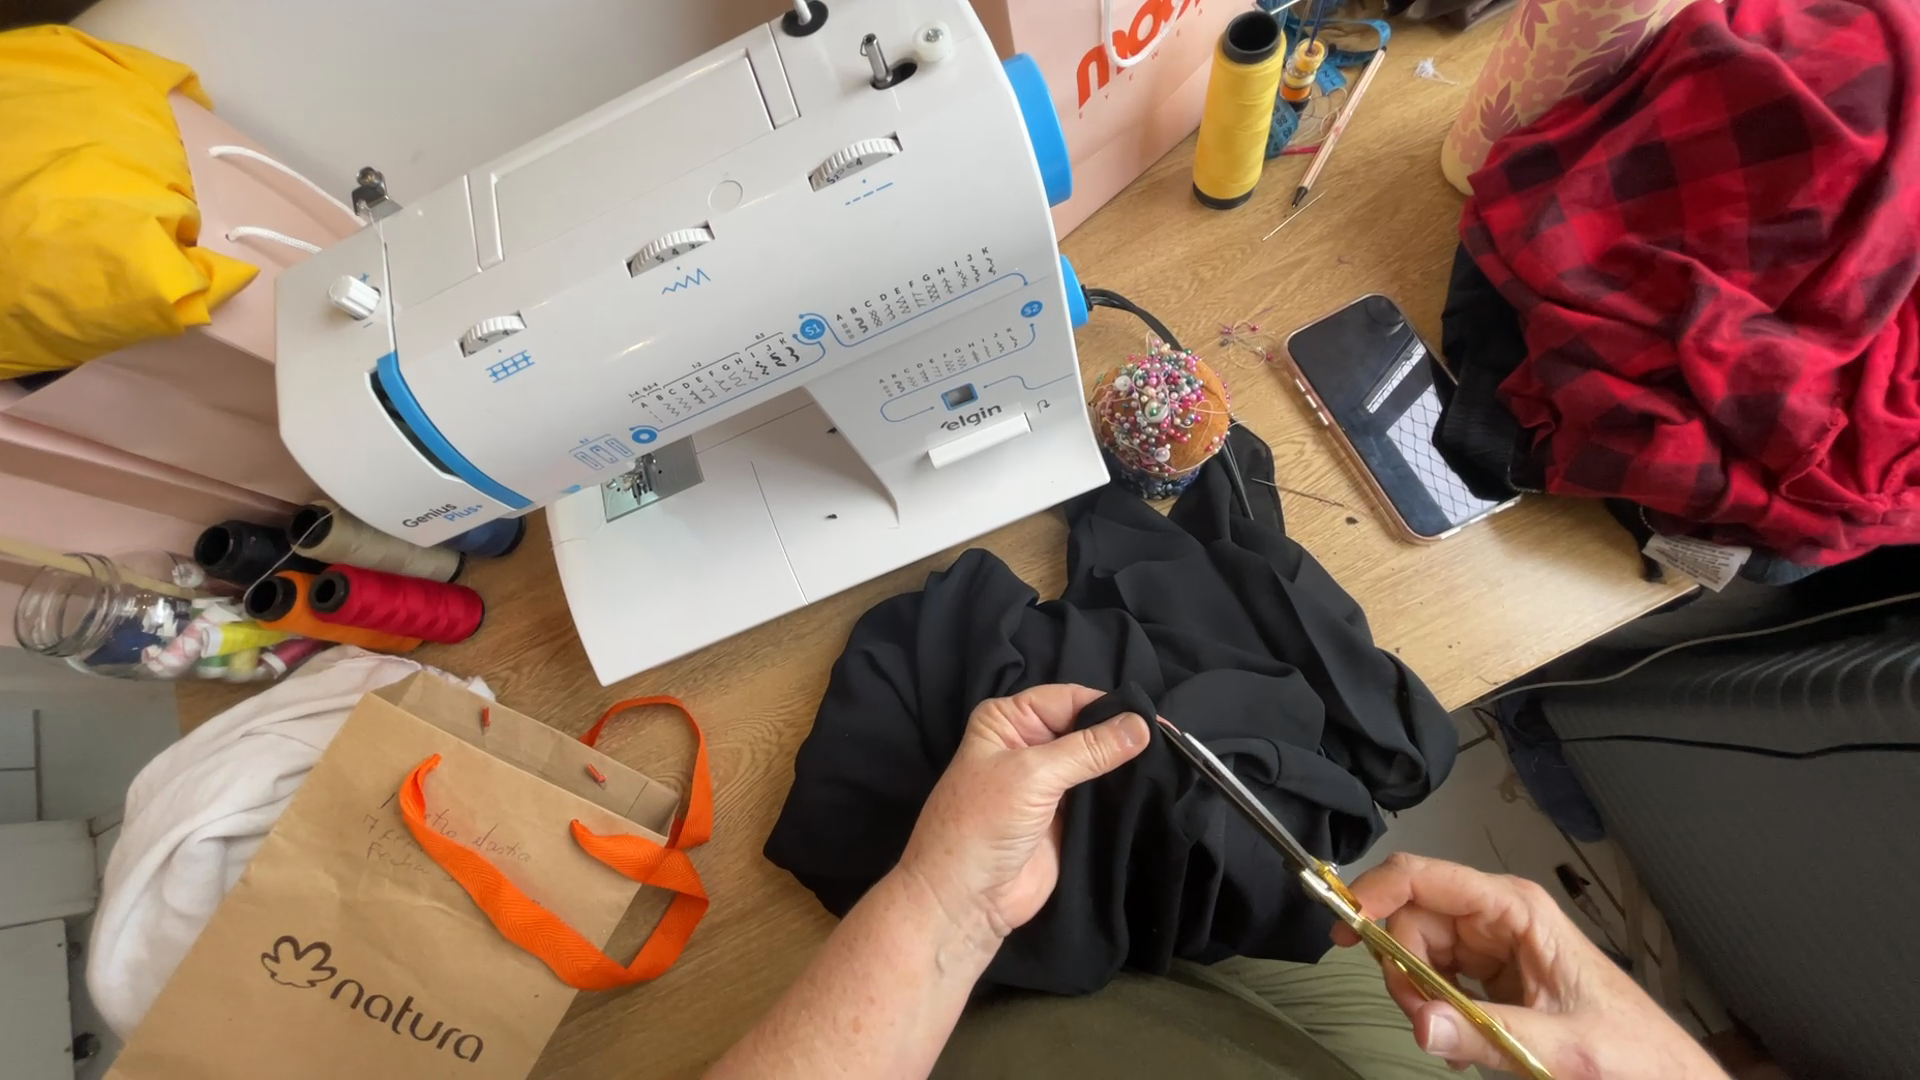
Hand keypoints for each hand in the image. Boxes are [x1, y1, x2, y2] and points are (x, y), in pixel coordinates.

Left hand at [896, 684, 1149, 948]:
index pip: (1067, 699)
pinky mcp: (1065, 815)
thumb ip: (1088, 749)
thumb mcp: (1033, 775)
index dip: (1108, 706)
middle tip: (1172, 740)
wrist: (966, 900)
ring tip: (1172, 761)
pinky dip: (1123, 791)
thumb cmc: (984, 823)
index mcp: (1008, 720)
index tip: (1153, 718)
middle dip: (1121, 733)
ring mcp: (1047, 781)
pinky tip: (1155, 787)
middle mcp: (1028, 742)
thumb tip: (1141, 726)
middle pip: (1084, 727)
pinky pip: (1099, 794)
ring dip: (1126, 763)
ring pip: (1095, 760)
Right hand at [1337, 854, 1728, 1079]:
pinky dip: (1431, 1004)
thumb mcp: (1572, 1054)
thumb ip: (1490, 1037)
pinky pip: (1431, 972)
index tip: (1344, 928)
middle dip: (1401, 964)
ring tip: (1448, 1036)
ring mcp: (1487, 941)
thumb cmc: (1643, 1062)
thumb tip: (1417, 1023)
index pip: (1420, 877)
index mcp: (1512, 907)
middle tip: (1418, 1017)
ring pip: (1413, 946)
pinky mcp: (1485, 970)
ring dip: (1415, 989)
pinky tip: (1456, 1036)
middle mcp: (1492, 913)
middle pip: (1409, 916)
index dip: (1374, 892)